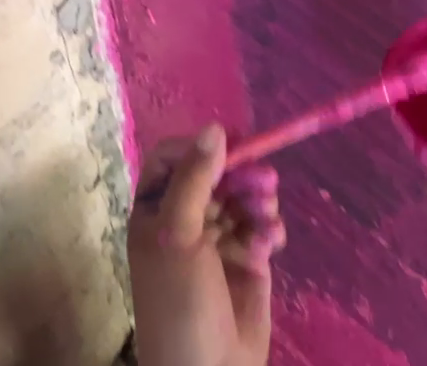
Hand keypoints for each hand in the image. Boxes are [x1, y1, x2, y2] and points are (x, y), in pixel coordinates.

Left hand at [128, 125, 287, 365]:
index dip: (202, 147)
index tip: (234, 141)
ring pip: (242, 197)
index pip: (175, 158)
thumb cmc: (180, 300)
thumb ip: (195, 178)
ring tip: (267, 214)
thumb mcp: (178, 234)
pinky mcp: (248, 259)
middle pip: (217, 174)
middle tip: (267, 179)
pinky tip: (270, 243)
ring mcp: (218, 239)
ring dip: (258, 199)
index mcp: (156, 209)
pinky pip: (261, 226)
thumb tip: (214, 128)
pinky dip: (268, 228)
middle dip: (241, 173)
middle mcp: (186, 218)